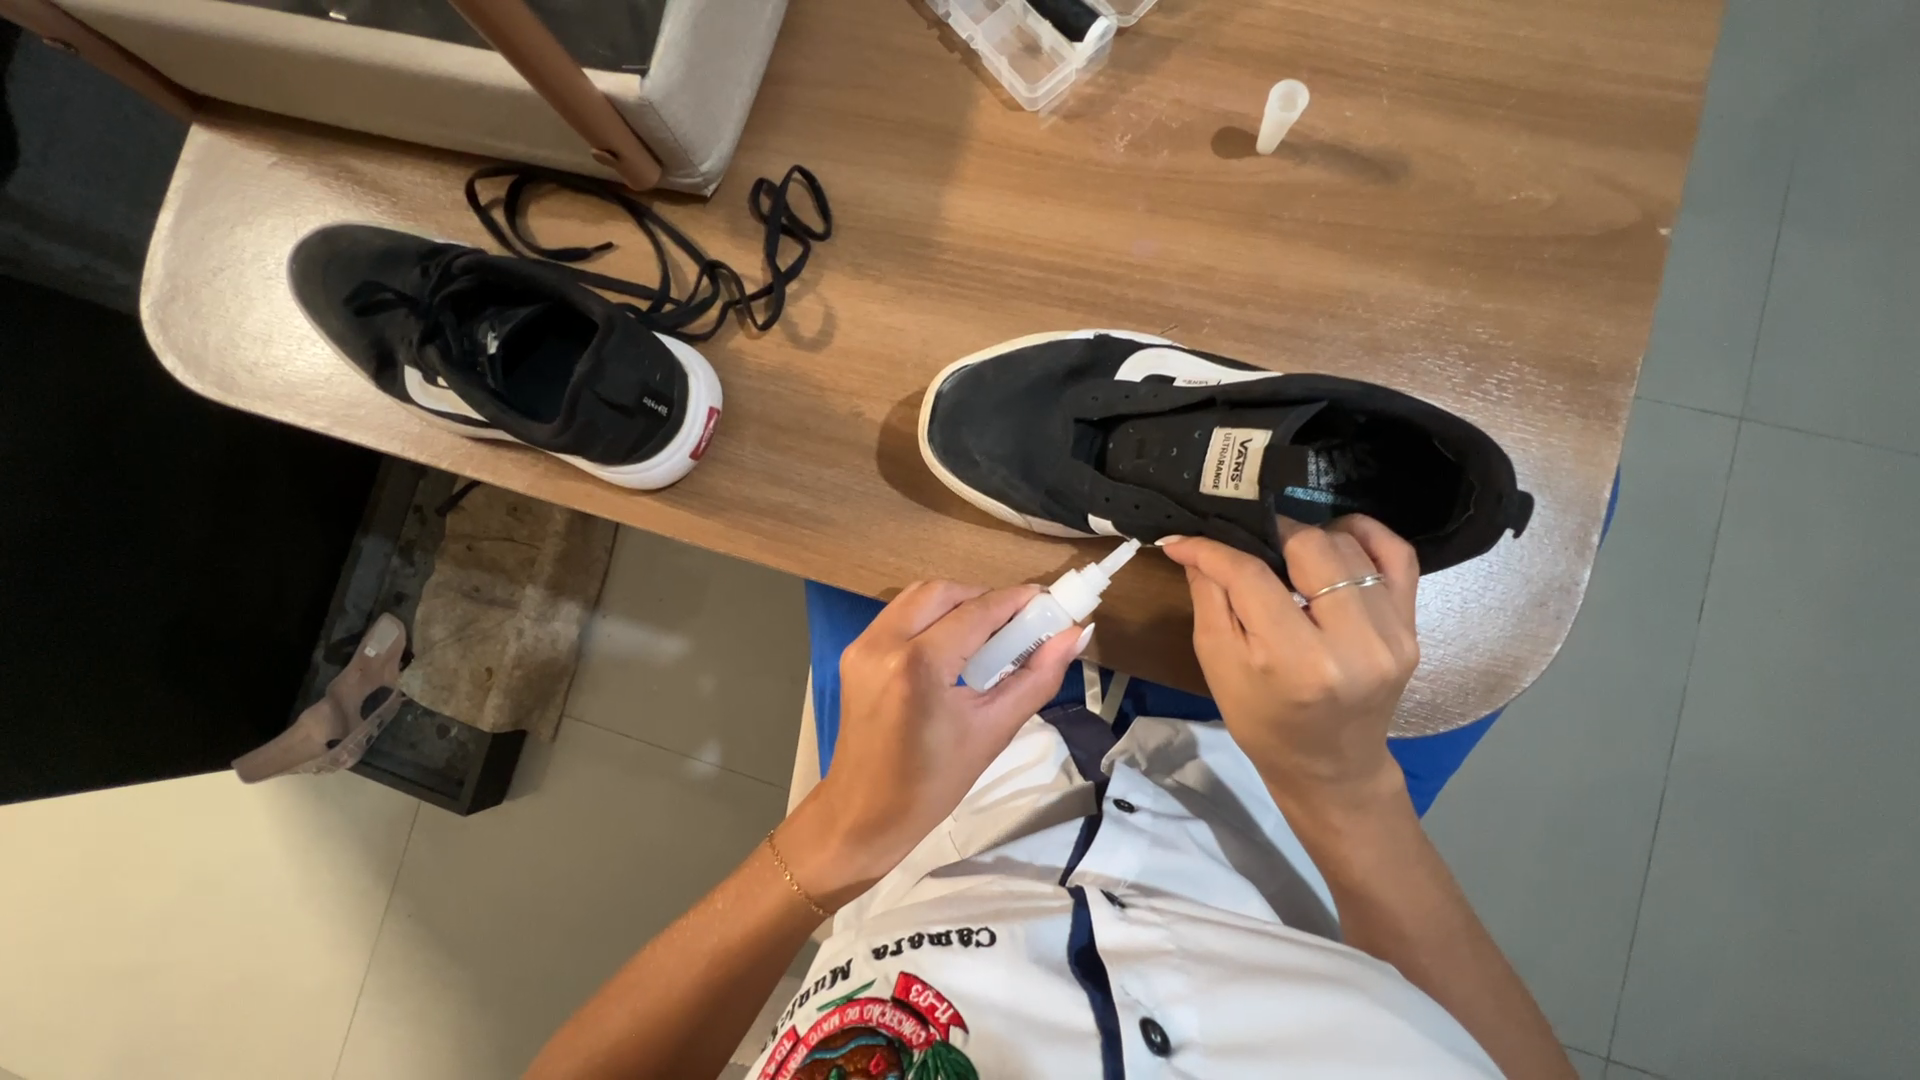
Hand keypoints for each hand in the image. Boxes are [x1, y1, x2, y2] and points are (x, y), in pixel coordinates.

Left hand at [780, 581, 1087, 907]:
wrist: (865, 814)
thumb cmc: (933, 783)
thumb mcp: (993, 731)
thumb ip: (1037, 678)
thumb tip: (1075, 636)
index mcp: (918, 666)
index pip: (976, 612)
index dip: (1016, 601)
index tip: (1049, 602)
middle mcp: (884, 643)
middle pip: (943, 592)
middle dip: (984, 599)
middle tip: (1018, 622)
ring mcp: (863, 645)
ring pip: (918, 597)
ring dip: (956, 603)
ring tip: (989, 633)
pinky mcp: (854, 652)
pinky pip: (899, 615)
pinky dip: (931, 617)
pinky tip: (953, 645)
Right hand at [1160, 516, 1420, 808]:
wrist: (1328, 765)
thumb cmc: (1262, 720)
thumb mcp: (1218, 663)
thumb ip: (1208, 596)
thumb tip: (1191, 543)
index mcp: (1297, 660)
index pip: (1251, 575)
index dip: (1212, 549)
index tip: (1183, 539)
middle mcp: (1355, 641)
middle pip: (1308, 546)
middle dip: (1267, 536)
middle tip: (1244, 547)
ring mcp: (1393, 632)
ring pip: (1346, 545)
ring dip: (1307, 541)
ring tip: (1283, 559)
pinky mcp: (1411, 626)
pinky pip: (1397, 555)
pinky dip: (1364, 535)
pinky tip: (1334, 540)